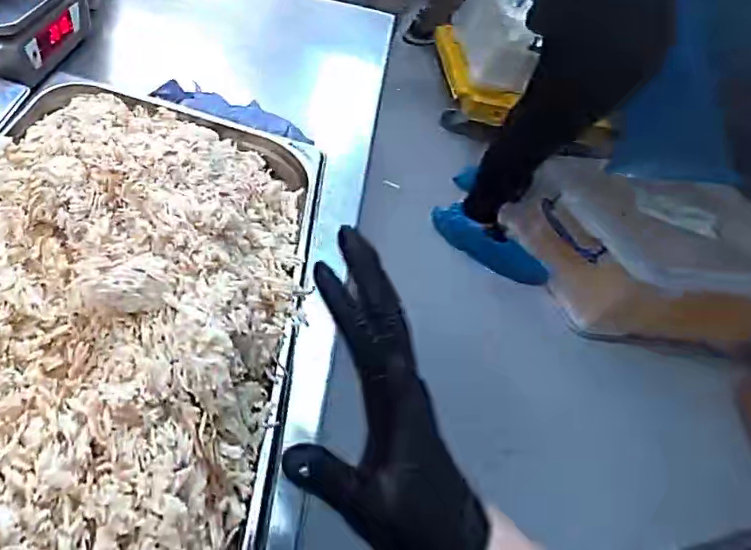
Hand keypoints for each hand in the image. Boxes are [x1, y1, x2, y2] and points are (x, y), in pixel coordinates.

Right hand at [283, 227, 488, 549]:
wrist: (461, 536)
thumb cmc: (418, 521)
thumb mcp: (373, 508)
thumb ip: (334, 480)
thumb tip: (289, 456)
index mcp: (398, 397)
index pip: (368, 337)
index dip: (346, 302)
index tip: (322, 268)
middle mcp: (405, 378)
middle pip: (388, 311)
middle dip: (369, 269)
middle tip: (348, 232)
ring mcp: (407, 381)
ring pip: (392, 318)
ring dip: (374, 280)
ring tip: (353, 250)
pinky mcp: (403, 389)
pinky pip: (388, 333)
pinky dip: (375, 306)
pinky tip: (363, 299)